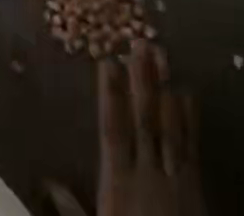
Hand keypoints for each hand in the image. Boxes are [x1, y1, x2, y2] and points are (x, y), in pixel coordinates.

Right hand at [48, 41, 204, 215]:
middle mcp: (147, 174)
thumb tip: (47, 181)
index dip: (110, 95)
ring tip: (164, 57)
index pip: (113, 130)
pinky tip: (188, 95)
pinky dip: (189, 120)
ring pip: (169, 127)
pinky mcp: (197, 189)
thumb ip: (72, 208)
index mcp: (119, 183)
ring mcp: (175, 179)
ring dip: (165, 89)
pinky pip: (192, 148)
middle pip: (144, 120)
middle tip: (140, 43)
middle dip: (141, 81)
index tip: (107, 61)